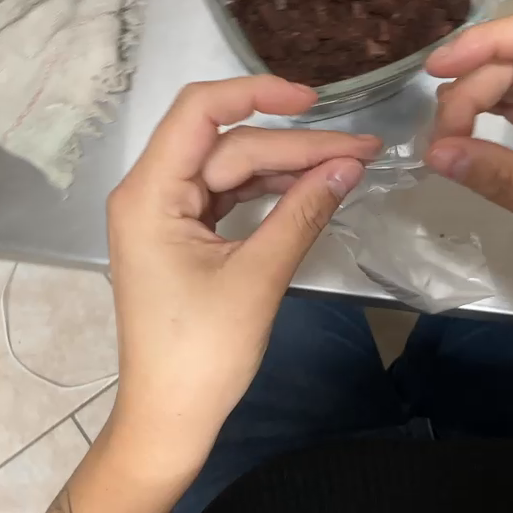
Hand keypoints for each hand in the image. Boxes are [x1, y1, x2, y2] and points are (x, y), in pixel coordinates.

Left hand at [106, 77, 375, 475]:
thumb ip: (303, 213)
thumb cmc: (201, 355)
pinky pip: (231, 198)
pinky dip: (271, 193)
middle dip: (294, 146)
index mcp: (149, 195)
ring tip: (350, 166)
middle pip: (228, 146)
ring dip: (288, 167)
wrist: (170, 418)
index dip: (256, 93)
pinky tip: (313, 189)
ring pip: (233, 170)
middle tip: (363, 152)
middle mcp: (151, 193)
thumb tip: (350, 165)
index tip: (313, 100)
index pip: (200, 113)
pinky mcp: (186, 236)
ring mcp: (168, 215)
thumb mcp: (257, 278)